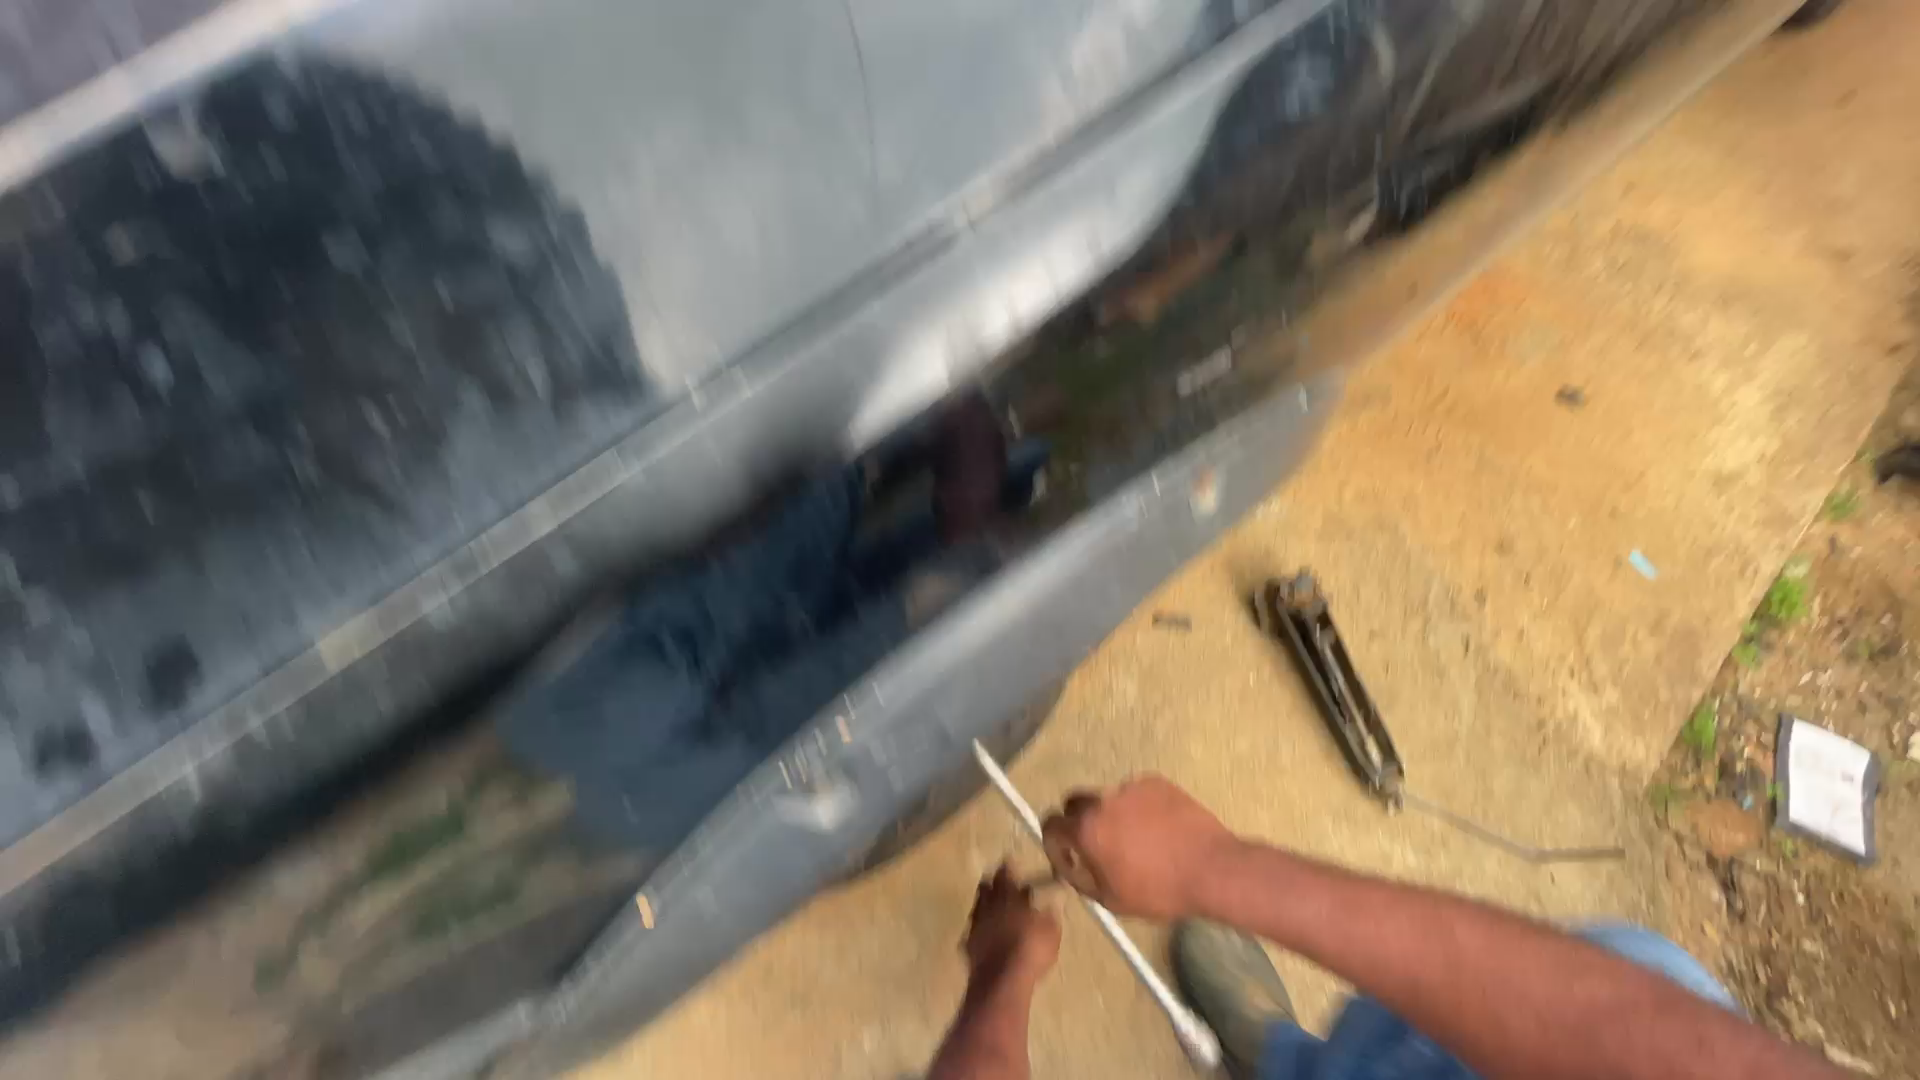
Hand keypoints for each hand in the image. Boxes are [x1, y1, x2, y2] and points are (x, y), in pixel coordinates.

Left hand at [963, 865, 1060, 986]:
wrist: (1002, 980)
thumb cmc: (1031, 951)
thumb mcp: (1051, 933)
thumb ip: (1049, 916)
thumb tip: (1051, 904)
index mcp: (1008, 896)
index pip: (1005, 873)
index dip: (1007, 867)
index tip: (1009, 862)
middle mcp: (988, 905)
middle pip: (986, 887)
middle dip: (992, 883)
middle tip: (998, 883)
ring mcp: (975, 924)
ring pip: (977, 907)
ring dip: (985, 906)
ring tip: (993, 909)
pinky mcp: (968, 944)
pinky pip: (974, 930)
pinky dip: (980, 929)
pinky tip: (986, 935)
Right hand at [1040, 775, 1240, 919]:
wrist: (1211, 868)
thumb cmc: (1158, 891)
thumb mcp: (1111, 900)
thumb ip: (1080, 879)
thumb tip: (1069, 866)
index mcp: (1086, 829)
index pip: (1050, 824)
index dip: (1055, 842)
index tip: (1070, 857)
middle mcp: (1101, 800)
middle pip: (1076, 804)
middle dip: (1080, 822)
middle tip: (1101, 845)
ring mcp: (1130, 787)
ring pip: (1109, 799)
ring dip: (1114, 816)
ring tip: (1141, 839)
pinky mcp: (1155, 781)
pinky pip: (1137, 794)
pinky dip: (1141, 808)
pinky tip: (1161, 828)